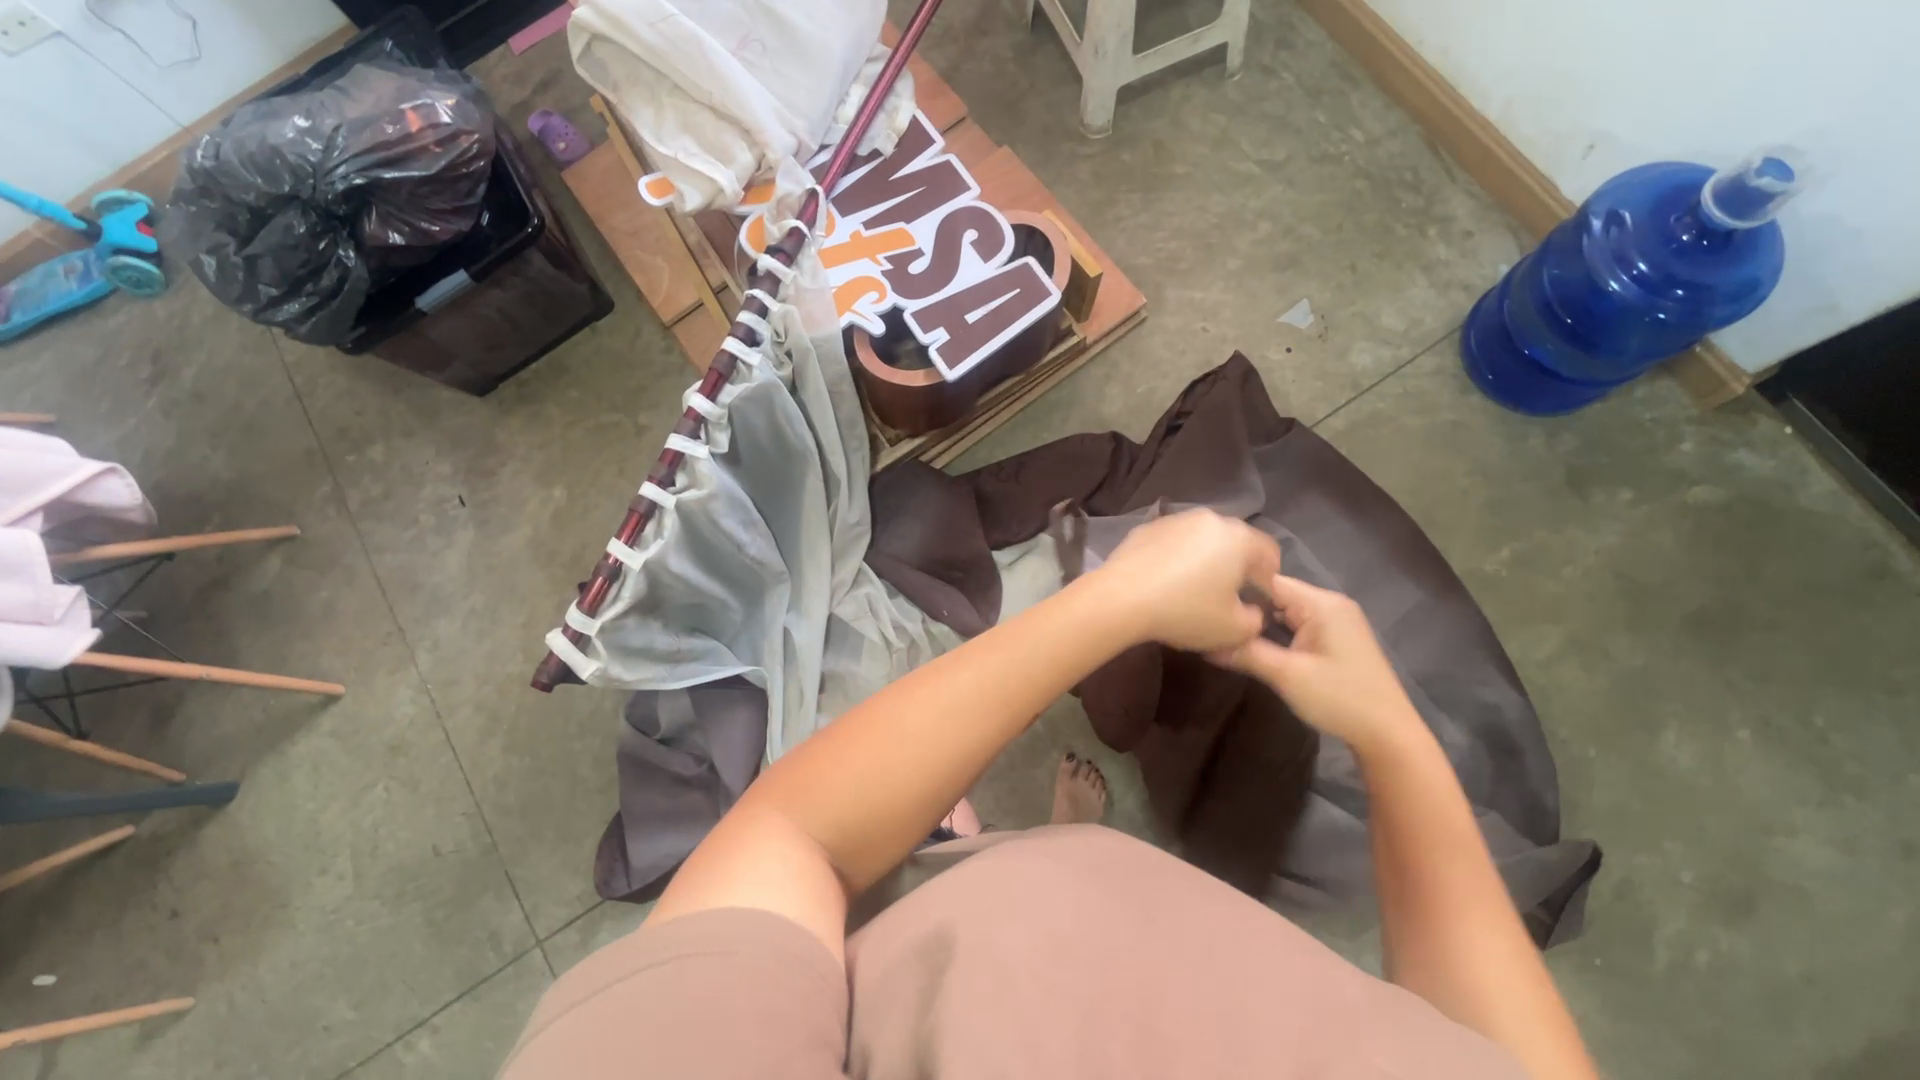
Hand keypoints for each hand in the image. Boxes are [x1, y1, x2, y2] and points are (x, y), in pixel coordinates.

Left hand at [1085, 508, 1279, 653]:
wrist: (1121, 598)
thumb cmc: (1186, 611)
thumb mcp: (1234, 630)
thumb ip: (1255, 620)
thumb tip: (1253, 611)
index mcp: (1238, 538)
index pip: (1269, 552)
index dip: (1270, 577)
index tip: (1260, 598)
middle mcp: (1209, 519)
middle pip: (1235, 541)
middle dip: (1237, 565)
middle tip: (1229, 593)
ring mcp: (1174, 520)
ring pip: (1201, 539)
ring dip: (1205, 559)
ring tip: (1194, 587)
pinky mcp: (1145, 528)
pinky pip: (1172, 543)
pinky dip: (1175, 558)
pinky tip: (1165, 581)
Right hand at [1210, 574, 1423, 755]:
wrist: (1387, 734)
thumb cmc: (1339, 698)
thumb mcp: (1287, 675)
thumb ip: (1246, 653)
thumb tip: (1204, 642)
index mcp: (1322, 603)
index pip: (1270, 581)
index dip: (1237, 589)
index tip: (1207, 603)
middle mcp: (1330, 604)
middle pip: (1277, 595)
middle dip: (1246, 607)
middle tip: (1211, 620)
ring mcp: (1335, 622)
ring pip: (1285, 612)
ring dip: (1260, 622)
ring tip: (1224, 631)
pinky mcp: (1335, 640)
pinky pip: (1297, 626)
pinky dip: (1276, 633)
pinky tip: (1253, 645)